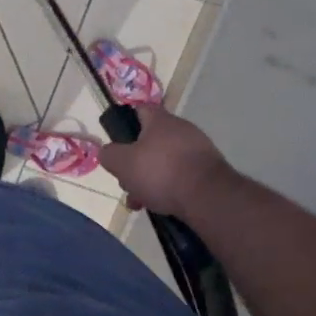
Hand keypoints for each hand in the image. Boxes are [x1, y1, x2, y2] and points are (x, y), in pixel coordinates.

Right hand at [98, 104, 234, 216]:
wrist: (207, 195)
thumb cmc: (160, 172)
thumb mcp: (122, 163)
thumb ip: (109, 155)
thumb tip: (107, 152)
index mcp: (160, 120)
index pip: (139, 110)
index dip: (125, 124)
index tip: (117, 145)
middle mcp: (181, 129)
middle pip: (150, 142)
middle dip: (135, 164)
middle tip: (127, 185)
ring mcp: (198, 149)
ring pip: (165, 162)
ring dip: (151, 180)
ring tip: (143, 202)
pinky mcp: (208, 170)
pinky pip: (181, 175)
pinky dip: (170, 187)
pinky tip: (163, 205)